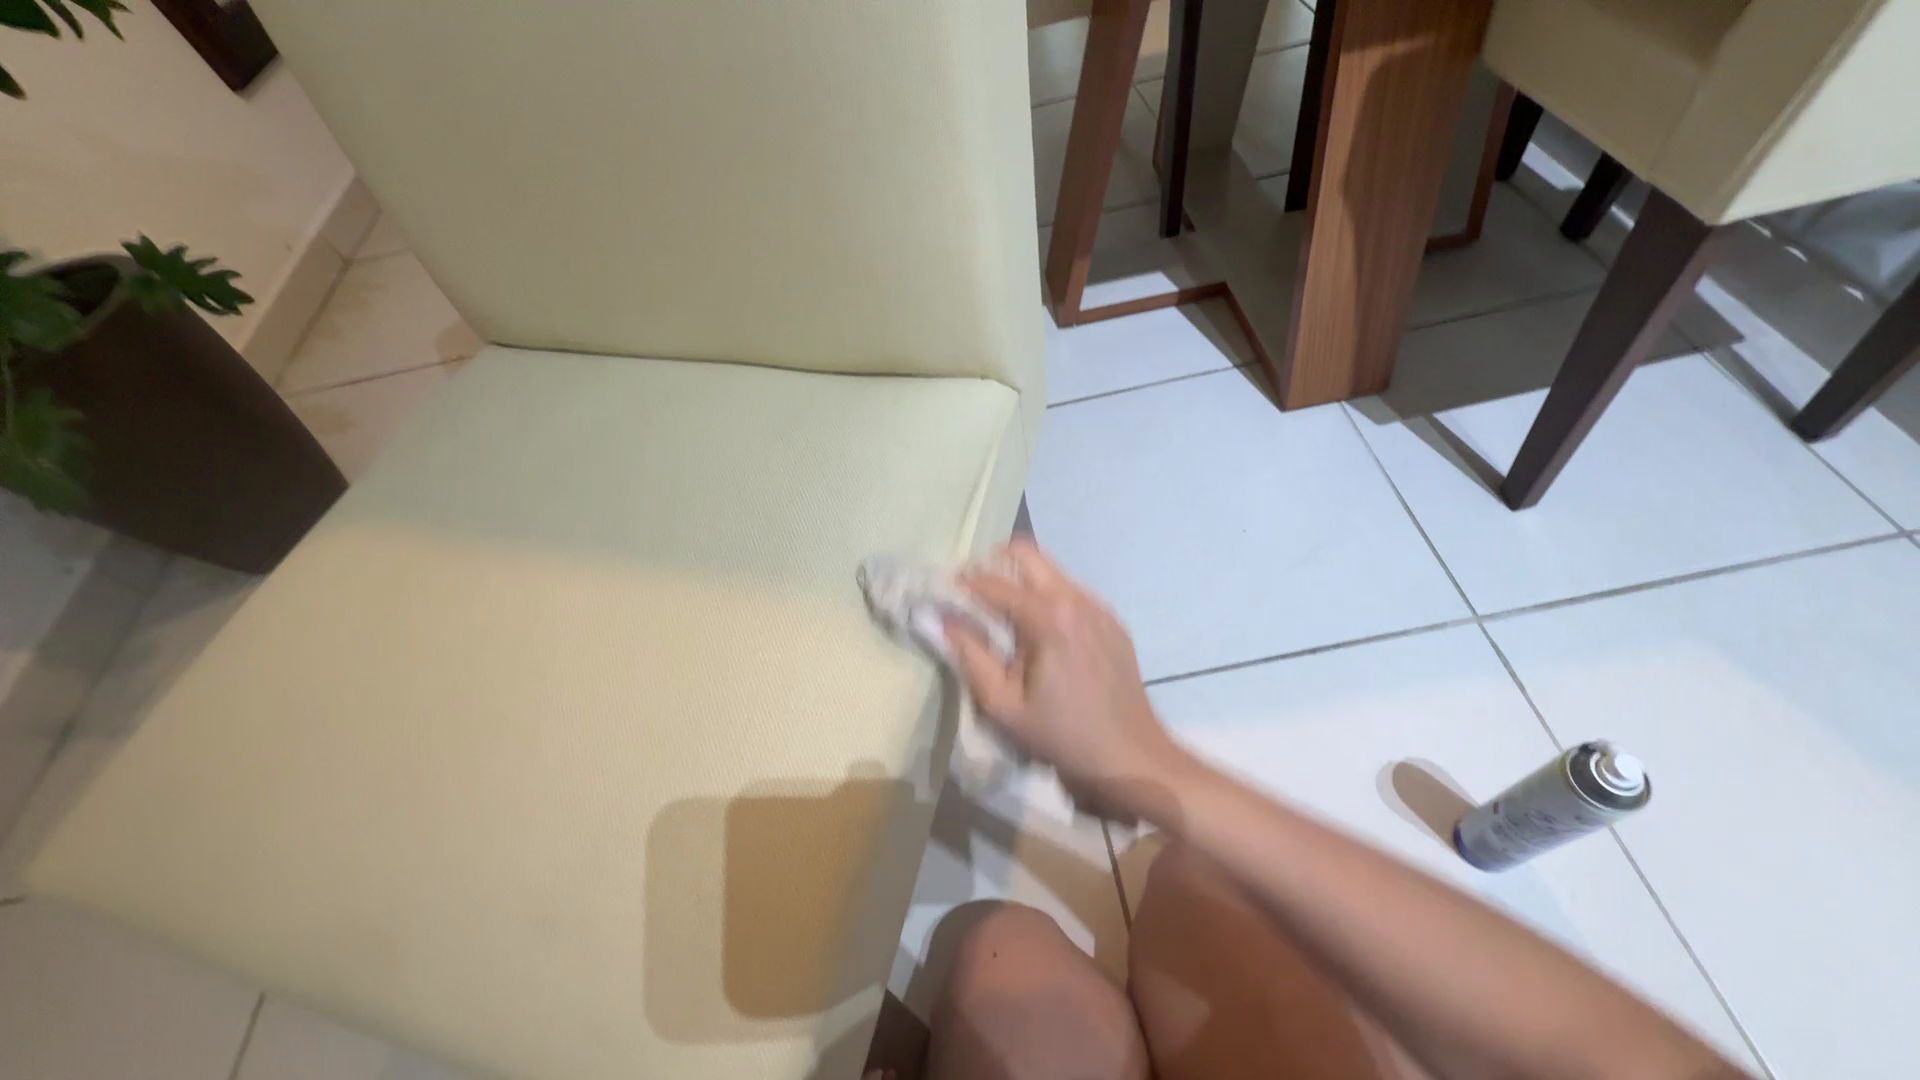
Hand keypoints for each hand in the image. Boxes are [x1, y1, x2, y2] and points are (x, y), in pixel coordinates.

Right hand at [945, 540, 1181, 815]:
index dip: (964, 583)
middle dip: (995, 565)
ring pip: (1052, 571)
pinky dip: (1049, 598)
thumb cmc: (1061, 735)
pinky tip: (1040, 634)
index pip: (995, 582)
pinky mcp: (1113, 621)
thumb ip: (970, 656)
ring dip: (1023, 580)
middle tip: (974, 592)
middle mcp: (1077, 600)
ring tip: (1004, 614)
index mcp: (1049, 618)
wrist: (1129, 755)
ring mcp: (1100, 608)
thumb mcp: (1003, 704)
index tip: (944, 591)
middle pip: (1029, 555)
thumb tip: (945, 620)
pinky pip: (1073, 593)